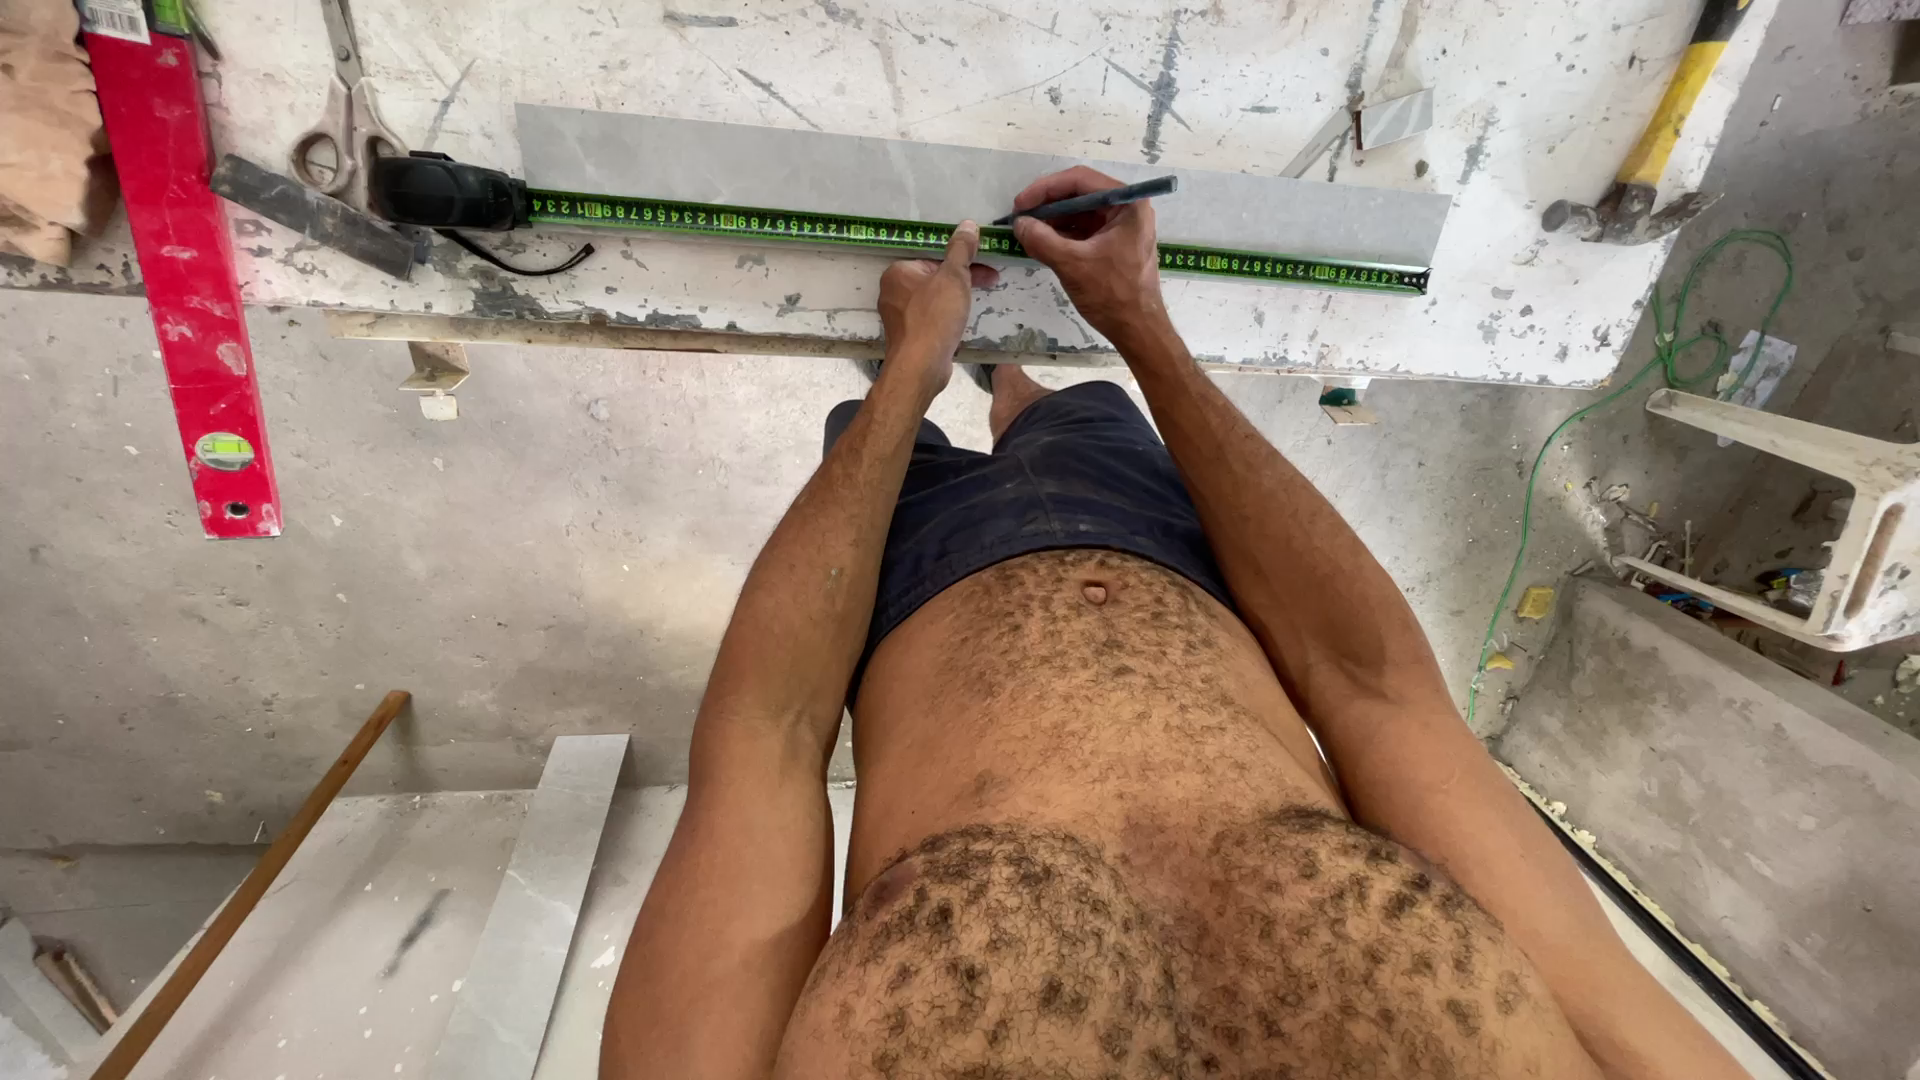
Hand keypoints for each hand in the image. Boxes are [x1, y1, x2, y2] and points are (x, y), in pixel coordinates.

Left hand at [876, 221, 1000, 397]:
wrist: (921, 366)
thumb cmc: (934, 317)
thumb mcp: (953, 277)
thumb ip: (961, 250)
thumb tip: (968, 225)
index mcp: (898, 272)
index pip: (934, 258)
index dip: (962, 260)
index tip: (985, 267)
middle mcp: (893, 293)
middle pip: (934, 278)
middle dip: (962, 280)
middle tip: (990, 282)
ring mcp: (899, 318)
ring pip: (933, 300)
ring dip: (956, 300)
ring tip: (977, 304)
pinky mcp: (908, 338)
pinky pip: (930, 320)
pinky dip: (946, 319)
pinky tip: (960, 326)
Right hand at [1010, 167, 1170, 346]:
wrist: (1137, 330)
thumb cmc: (1113, 296)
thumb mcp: (1073, 265)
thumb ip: (1042, 240)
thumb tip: (1018, 224)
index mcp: (1127, 204)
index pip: (1080, 181)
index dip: (1045, 189)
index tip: (1020, 204)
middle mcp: (1127, 209)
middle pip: (1080, 195)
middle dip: (1047, 206)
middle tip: (1021, 218)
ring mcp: (1121, 228)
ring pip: (1080, 214)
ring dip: (1052, 222)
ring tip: (1027, 232)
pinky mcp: (1114, 246)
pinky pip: (1084, 232)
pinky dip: (1062, 236)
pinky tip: (1043, 244)